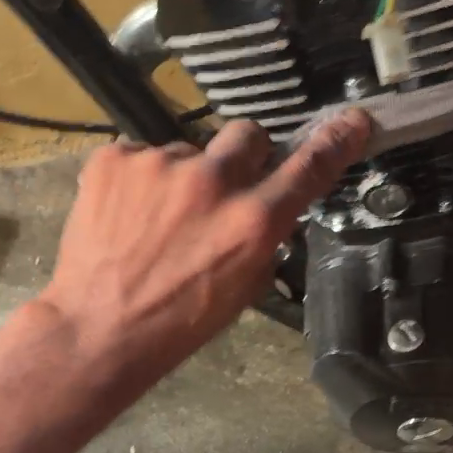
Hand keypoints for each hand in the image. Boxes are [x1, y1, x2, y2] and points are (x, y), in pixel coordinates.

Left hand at [41, 113, 370, 376]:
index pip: (308, 169)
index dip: (336, 142)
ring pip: (188, 151)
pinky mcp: (115, 158)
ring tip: (158, 221)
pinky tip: (128, 216)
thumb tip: (267, 210)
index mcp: (253, 223)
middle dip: (243, 158)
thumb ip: (262, 240)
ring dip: (184, 177)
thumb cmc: (179, 324)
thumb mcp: (243, 290)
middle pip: (248, 135)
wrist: (99, 330)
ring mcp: (160, 164)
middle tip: (223, 190)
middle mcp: (213, 182)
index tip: (354, 122)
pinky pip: (142, 155)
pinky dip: (141, 180)